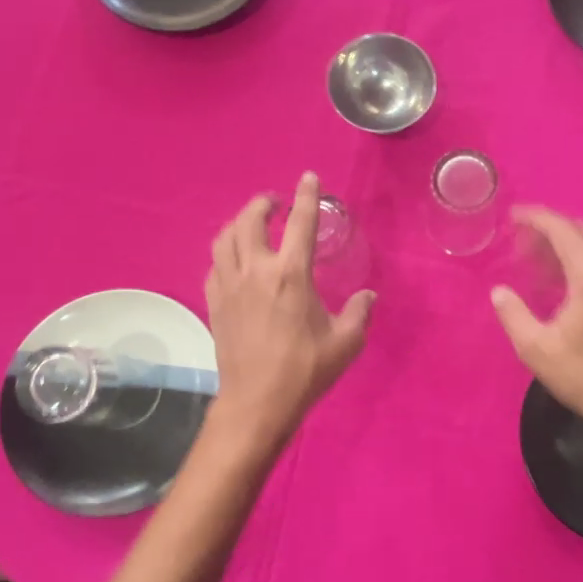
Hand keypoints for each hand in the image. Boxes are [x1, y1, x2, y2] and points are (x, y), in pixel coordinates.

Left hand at [203, 172, 374, 452]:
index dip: (306, 196)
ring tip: (253, 224)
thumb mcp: (345, 342)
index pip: (300, 223)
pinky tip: (235, 260)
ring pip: (225, 238)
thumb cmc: (305, 371)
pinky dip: (225, 252)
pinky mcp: (214, 304)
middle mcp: (255, 271)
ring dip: (239, 223)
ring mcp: (229, 287)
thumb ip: (359, 312)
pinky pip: (214, 265)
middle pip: (250, 220)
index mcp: (290, 275)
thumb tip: (368, 296)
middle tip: (276, 203)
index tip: (308, 178)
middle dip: (263, 203)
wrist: (256, 402)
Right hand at [490, 208, 582, 456]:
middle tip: (522, 242)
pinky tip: (567, 289)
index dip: (535, 218)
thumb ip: (513, 315)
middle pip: (581, 232)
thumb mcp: (536, 350)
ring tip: (539, 265)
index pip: (562, 229)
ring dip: (568, 247)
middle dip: (550, 229)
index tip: (513, 216)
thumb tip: (499, 292)